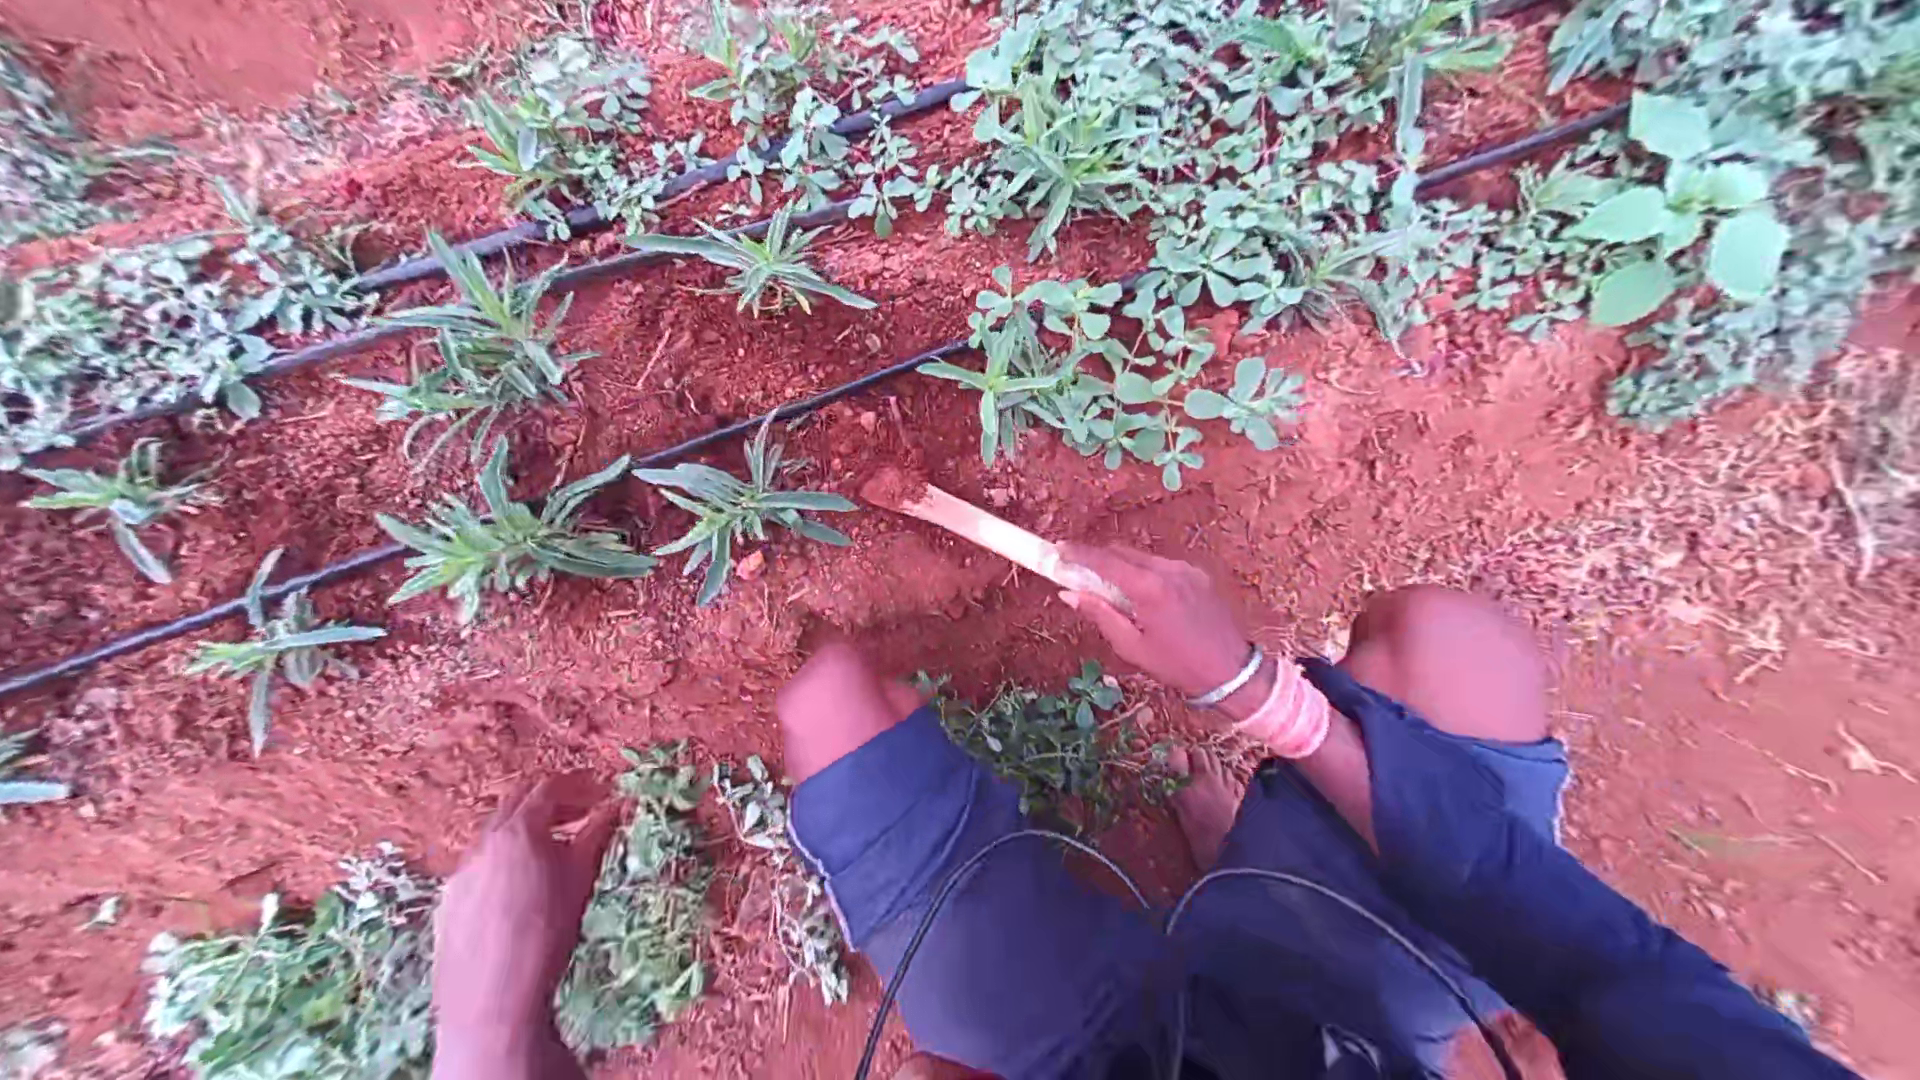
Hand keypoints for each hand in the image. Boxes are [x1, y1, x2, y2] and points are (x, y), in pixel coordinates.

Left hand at [432, 773, 616, 1079]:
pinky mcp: (449, 903)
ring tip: (558, 848)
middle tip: (583, 811)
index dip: (579, 784)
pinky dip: (508, 857)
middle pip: (517, 801)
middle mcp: (482, 845)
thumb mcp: (582, 874)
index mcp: (517, 832)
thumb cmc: (548, 930)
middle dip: (553, 800)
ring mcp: (460, 874)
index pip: (549, 788)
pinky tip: (527, 884)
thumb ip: (599, 832)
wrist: (493, 1002)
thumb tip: (619, 805)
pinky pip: (481, 864)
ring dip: (529, 828)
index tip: (602, 791)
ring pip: (496, 833)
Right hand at [1057, 543, 1270, 719]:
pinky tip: (1140, 597)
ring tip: (1109, 591)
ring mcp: (1186, 570)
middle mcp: (1168, 570)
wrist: (1233, 672)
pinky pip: (1160, 566)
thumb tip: (1069, 594)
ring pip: (1141, 558)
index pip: (1105, 561)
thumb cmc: (1177, 665)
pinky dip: (1143, 573)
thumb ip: (1099, 614)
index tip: (1057, 549)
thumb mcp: (1131, 646)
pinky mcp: (1197, 575)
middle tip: (1075, 572)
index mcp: (1150, 588)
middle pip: (1121, 553)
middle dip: (1096, 559)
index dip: (1078, 553)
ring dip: (1120, 567)